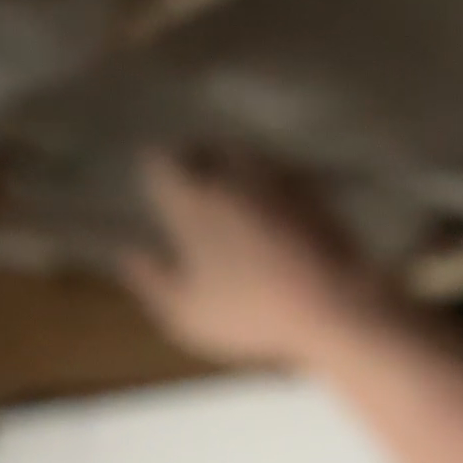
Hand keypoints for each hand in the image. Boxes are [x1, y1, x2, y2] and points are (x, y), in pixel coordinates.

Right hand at [122, 146, 401, 367]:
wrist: (336, 307)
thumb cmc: (253, 314)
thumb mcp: (188, 314)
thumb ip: (151, 281)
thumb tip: (126, 254)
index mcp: (194, 198)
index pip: (160, 160)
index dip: (155, 171)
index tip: (155, 186)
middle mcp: (233, 176)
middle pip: (206, 148)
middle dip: (196, 160)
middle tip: (193, 185)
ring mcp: (278, 178)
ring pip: (247, 156)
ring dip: (235, 167)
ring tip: (233, 193)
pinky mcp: (315, 191)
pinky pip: (283, 174)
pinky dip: (272, 183)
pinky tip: (274, 208)